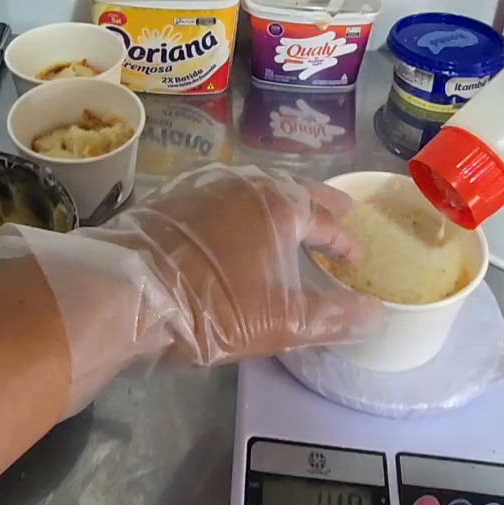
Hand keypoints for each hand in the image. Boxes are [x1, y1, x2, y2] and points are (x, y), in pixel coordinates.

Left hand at [0, 164, 385, 409]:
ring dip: (277, 196)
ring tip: (287, 208)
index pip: (324, 220)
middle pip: (292, 188)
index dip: (343, 242)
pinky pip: (218, 189)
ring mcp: (203, 183)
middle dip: (318, 202)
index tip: (355, 259)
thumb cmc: (210, 304)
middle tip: (339, 208)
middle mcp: (244, 182)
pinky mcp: (170, 194)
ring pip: (253, 183)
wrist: (126, 289)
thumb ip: (332, 318)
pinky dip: (238, 198)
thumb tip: (377, 316)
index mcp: (278, 206)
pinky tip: (230, 212)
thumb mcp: (279, 322)